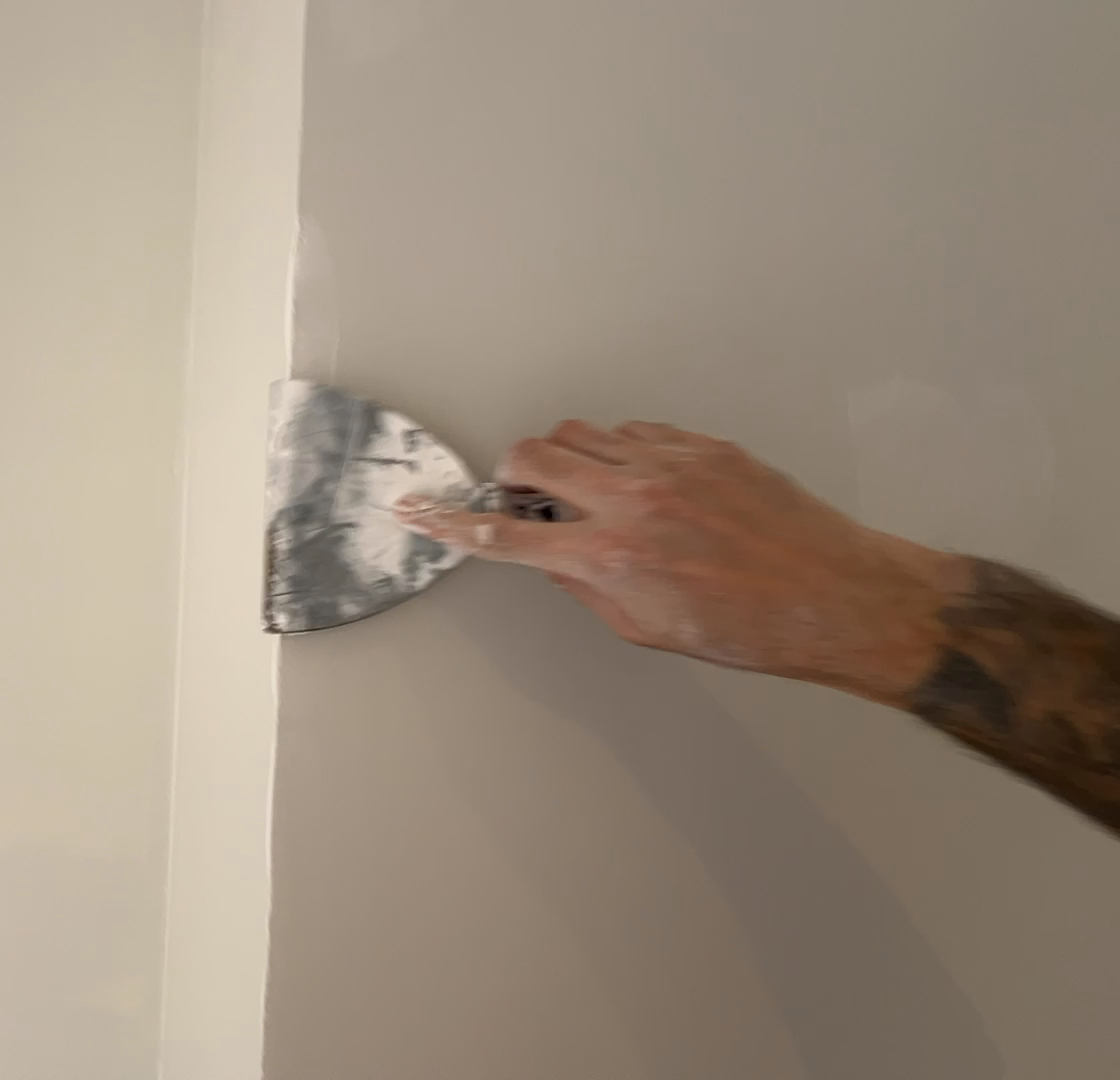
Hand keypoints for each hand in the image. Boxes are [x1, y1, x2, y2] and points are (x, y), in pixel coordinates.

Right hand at [394, 421, 967, 702]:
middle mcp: (632, 503)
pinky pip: (631, 431)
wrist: (844, 598)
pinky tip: (639, 481)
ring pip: (576, 432)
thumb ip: (579, 583)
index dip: (449, 523)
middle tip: (523, 494)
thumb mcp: (640, 626)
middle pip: (530, 456)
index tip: (418, 510)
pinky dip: (616, 452)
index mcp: (609, 558)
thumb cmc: (746, 628)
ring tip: (586, 487)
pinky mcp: (704, 447)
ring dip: (561, 458)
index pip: (502, 536)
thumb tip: (544, 552)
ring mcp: (670, 466)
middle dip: (510, 473)